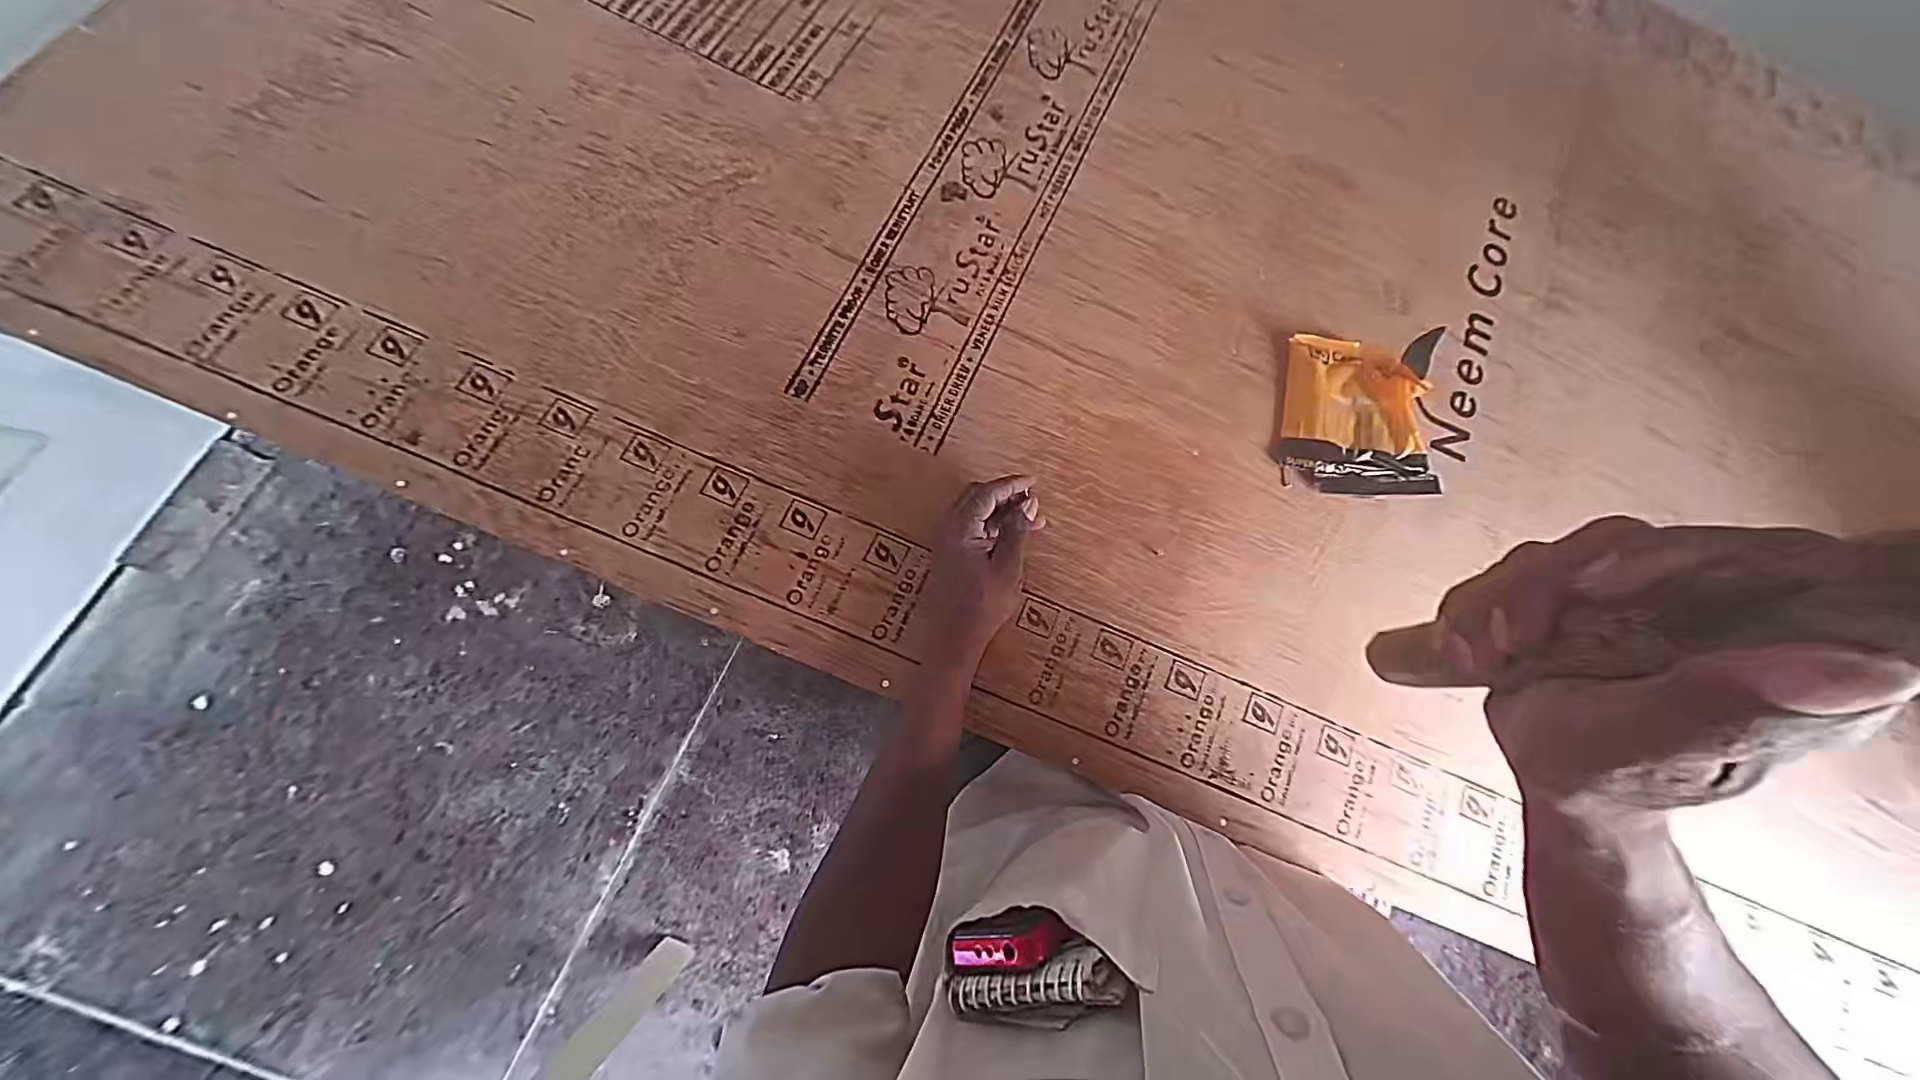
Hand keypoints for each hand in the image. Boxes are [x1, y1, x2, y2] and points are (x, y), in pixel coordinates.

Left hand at [921, 475, 1045, 659]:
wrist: (956, 636)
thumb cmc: (982, 605)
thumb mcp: (1008, 566)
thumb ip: (1017, 531)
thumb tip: (1028, 504)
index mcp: (959, 528)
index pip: (986, 493)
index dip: (1011, 485)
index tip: (1032, 482)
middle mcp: (947, 529)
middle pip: (976, 496)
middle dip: (1005, 494)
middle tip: (1031, 499)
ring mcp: (946, 540)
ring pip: (974, 511)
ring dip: (1000, 510)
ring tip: (1030, 518)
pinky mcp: (950, 553)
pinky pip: (971, 527)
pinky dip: (992, 525)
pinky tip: (1014, 533)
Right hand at [1434, 518, 1919, 813]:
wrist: (1554, 775)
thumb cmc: (1610, 773)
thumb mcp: (1656, 744)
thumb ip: (1728, 703)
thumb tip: (1874, 669)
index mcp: (1773, 641)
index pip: (1746, 553)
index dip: (1665, 555)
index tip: (1593, 586)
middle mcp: (1704, 606)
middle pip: (1620, 544)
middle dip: (1546, 587)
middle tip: (1520, 639)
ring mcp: (1632, 597)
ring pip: (1554, 554)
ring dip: (1500, 602)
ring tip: (1495, 656)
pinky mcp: (1574, 594)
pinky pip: (1512, 572)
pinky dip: (1475, 610)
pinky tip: (1476, 651)